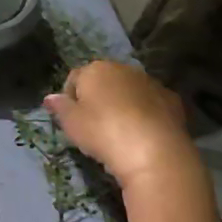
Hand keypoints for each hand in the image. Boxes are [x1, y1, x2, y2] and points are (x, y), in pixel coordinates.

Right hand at [43, 61, 195, 185]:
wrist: (154, 152)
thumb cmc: (103, 133)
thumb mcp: (71, 123)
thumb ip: (60, 107)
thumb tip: (49, 97)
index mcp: (96, 70)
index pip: (75, 78)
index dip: (70, 98)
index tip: (72, 120)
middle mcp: (124, 69)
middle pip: (104, 81)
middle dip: (98, 98)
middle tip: (94, 126)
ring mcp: (150, 83)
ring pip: (129, 90)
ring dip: (123, 104)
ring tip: (120, 132)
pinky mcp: (172, 100)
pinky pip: (151, 103)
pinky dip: (146, 113)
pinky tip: (142, 134)